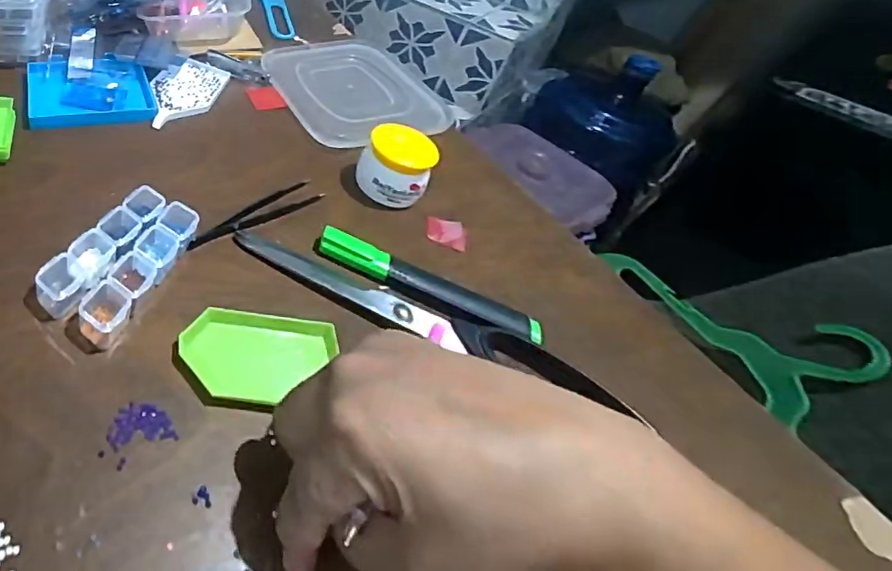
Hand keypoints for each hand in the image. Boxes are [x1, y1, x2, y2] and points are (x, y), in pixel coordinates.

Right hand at [271, 330, 835, 570]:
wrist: (601, 473)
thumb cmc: (511, 530)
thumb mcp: (425, 565)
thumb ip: (361, 555)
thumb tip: (344, 538)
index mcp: (343, 428)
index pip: (299, 493)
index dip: (294, 541)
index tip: (297, 568)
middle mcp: (346, 374)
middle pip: (291, 425)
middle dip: (303, 475)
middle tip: (335, 521)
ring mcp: (377, 350)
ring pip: (321, 395)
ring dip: (328, 441)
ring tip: (371, 486)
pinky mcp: (407, 342)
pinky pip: (356, 377)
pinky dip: (358, 412)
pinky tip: (401, 445)